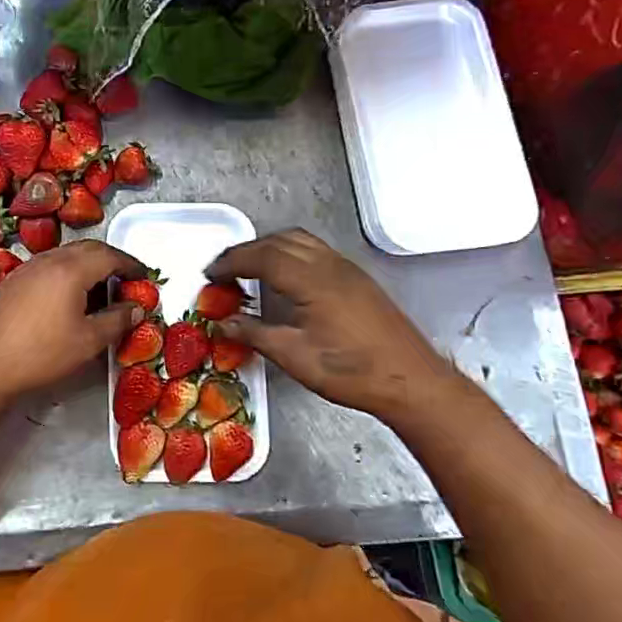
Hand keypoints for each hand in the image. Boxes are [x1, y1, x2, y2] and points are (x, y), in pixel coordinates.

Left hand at [0, 239, 145, 402]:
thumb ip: (117, 320)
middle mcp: (48, 260)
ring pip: (65, 256)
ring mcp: (27, 269)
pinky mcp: (13, 282)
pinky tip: (68, 298)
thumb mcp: (88, 341)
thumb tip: (136, 308)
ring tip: (100, 291)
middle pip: (87, 249)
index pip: (109, 255)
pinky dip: (67, 274)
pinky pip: (48, 267)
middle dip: (110, 260)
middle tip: (126, 280)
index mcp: (70, 269)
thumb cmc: (41, 353)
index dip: (130, 264)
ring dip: (87, 266)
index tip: (144, 276)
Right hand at [207, 229, 473, 421]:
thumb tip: (223, 324)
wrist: (410, 380)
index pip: (263, 256)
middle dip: (247, 250)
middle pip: (280, 241)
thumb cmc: (351, 371)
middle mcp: (330, 265)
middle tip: (224, 269)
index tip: (211, 272)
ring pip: (300, 241)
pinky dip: (290, 253)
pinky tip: (285, 277)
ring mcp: (347, 269)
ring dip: (270, 247)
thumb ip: (254, 334)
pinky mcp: (358, 279)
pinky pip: (315, 251)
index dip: (232, 261)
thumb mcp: (293, 356)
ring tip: (249, 268)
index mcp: (311, 280)